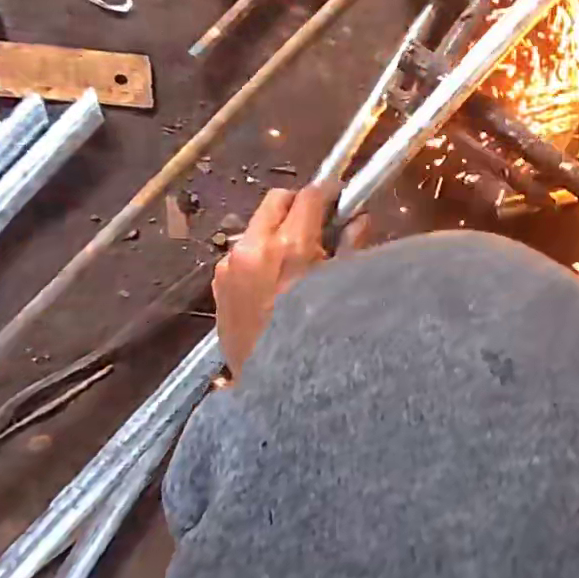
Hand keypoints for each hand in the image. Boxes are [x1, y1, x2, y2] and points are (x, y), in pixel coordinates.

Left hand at [213, 183, 366, 374]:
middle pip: (276, 200)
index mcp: (288, 246)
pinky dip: (261, 255)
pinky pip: (243, 254)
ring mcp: (230, 265)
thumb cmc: (319, 336)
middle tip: (320, 220)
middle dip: (299, 204)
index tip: (340, 196)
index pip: (309, 196)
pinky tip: (276, 282)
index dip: (328, 192)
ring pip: (257, 227)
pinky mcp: (218, 284)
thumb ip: (352, 246)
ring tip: (298, 258)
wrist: (276, 385)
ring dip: (278, 230)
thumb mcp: (343, 287)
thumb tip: (360, 219)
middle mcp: (253, 247)